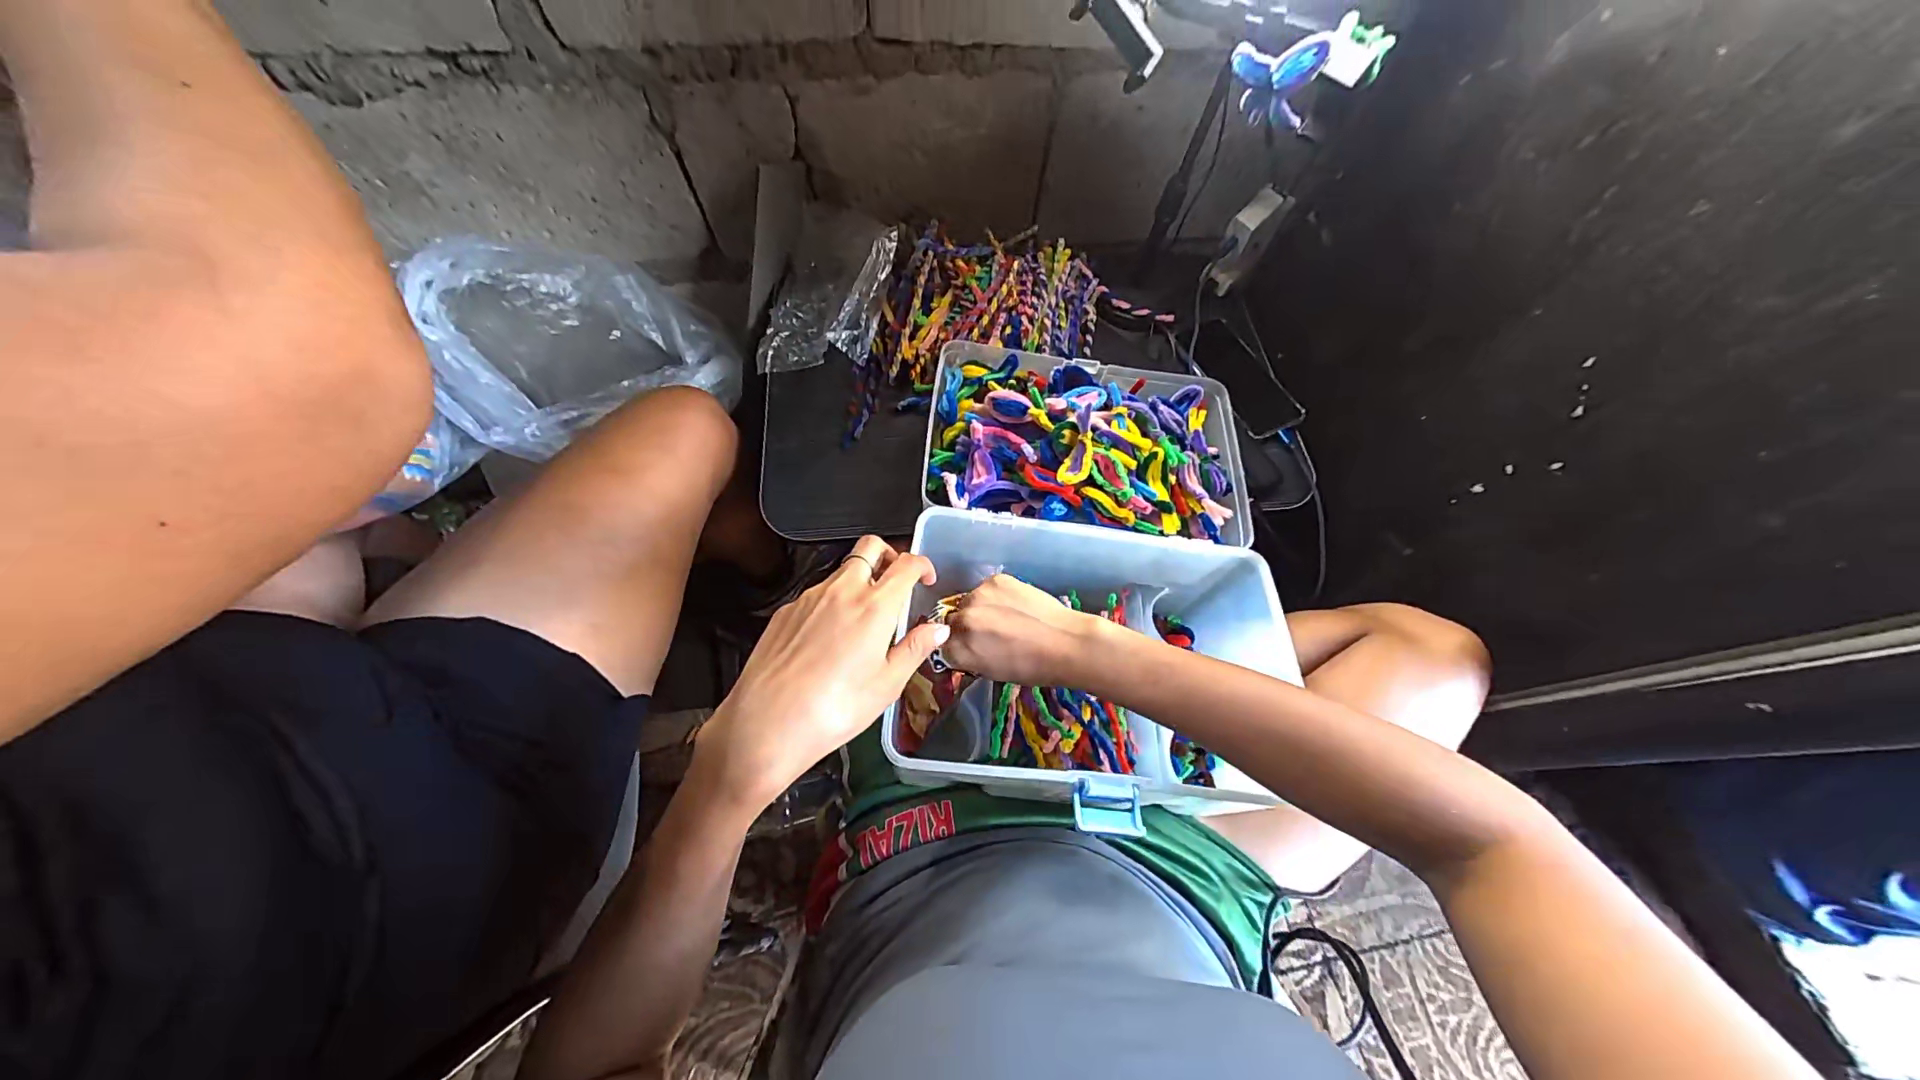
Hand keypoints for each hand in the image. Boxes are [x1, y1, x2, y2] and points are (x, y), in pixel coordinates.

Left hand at [696, 536, 947, 810]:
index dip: (922, 564)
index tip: (926, 578)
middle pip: (869, 547)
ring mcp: (809, 599)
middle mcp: (841, 592)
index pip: (906, 563)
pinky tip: (831, 637)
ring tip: (865, 619)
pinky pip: (816, 594)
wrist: (766, 724)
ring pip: (841, 571)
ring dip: (860, 580)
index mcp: (874, 607)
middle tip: (897, 580)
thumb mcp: (887, 685)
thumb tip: (936, 630)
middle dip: (889, 555)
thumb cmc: (830, 710)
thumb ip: (915, 649)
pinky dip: (832, 602)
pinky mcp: (786, 611)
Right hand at [939, 573, 1111, 687]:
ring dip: (977, 609)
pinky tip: (1013, 606)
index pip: (940, 645)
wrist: (1067, 642)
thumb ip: (968, 656)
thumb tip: (961, 647)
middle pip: (951, 621)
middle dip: (964, 627)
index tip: (968, 647)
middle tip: (986, 633)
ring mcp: (978, 597)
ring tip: (1002, 618)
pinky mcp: (995, 580)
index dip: (955, 647)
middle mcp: (962, 620)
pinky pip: (984, 589)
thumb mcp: (991, 671)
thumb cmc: (1032, 667)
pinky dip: (994, 597)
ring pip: (967, 601)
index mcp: (959, 649)